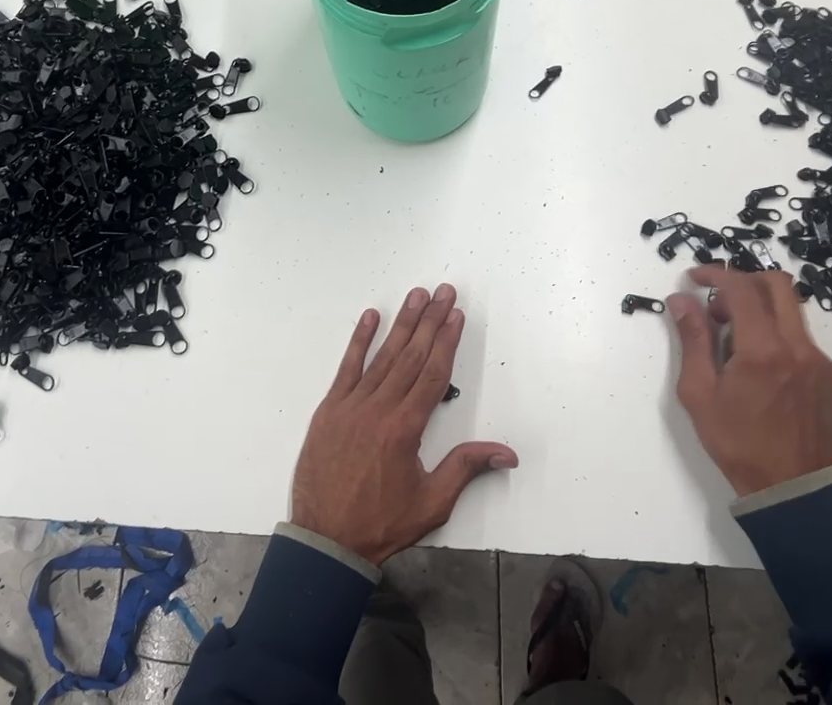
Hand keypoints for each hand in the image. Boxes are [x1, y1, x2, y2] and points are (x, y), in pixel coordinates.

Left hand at [289, 284, 518, 565]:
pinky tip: (370, 317)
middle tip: (443, 291)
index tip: (456, 315)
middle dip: (430, 322)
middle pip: (410, 357)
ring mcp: (350, 406)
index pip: (432, 374)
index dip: (447, 342)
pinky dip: (358, 342)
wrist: (325, 540)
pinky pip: (346, 368)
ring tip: (416, 297)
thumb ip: (465, 469)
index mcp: (404, 429)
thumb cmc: (381, 524)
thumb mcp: (432, 503)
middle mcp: (378, 409)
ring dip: (401, 324)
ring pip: (381, 357)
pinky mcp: (329, 410)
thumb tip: (506, 453)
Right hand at [667, 267, 831, 497]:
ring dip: (760, 311)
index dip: (715, 274)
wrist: (793, 488)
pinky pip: (804, 341)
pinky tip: (763, 372)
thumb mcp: (699, 392)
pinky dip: (778, 339)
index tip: (694, 278)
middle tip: (718, 303)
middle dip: (743, 282)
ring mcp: (823, 362)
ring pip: (792, 313)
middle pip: (777, 285)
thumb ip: (693, 339)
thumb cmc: (737, 442)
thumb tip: (681, 300)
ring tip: (735, 344)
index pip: (741, 289)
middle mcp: (800, 348)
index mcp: (763, 350)